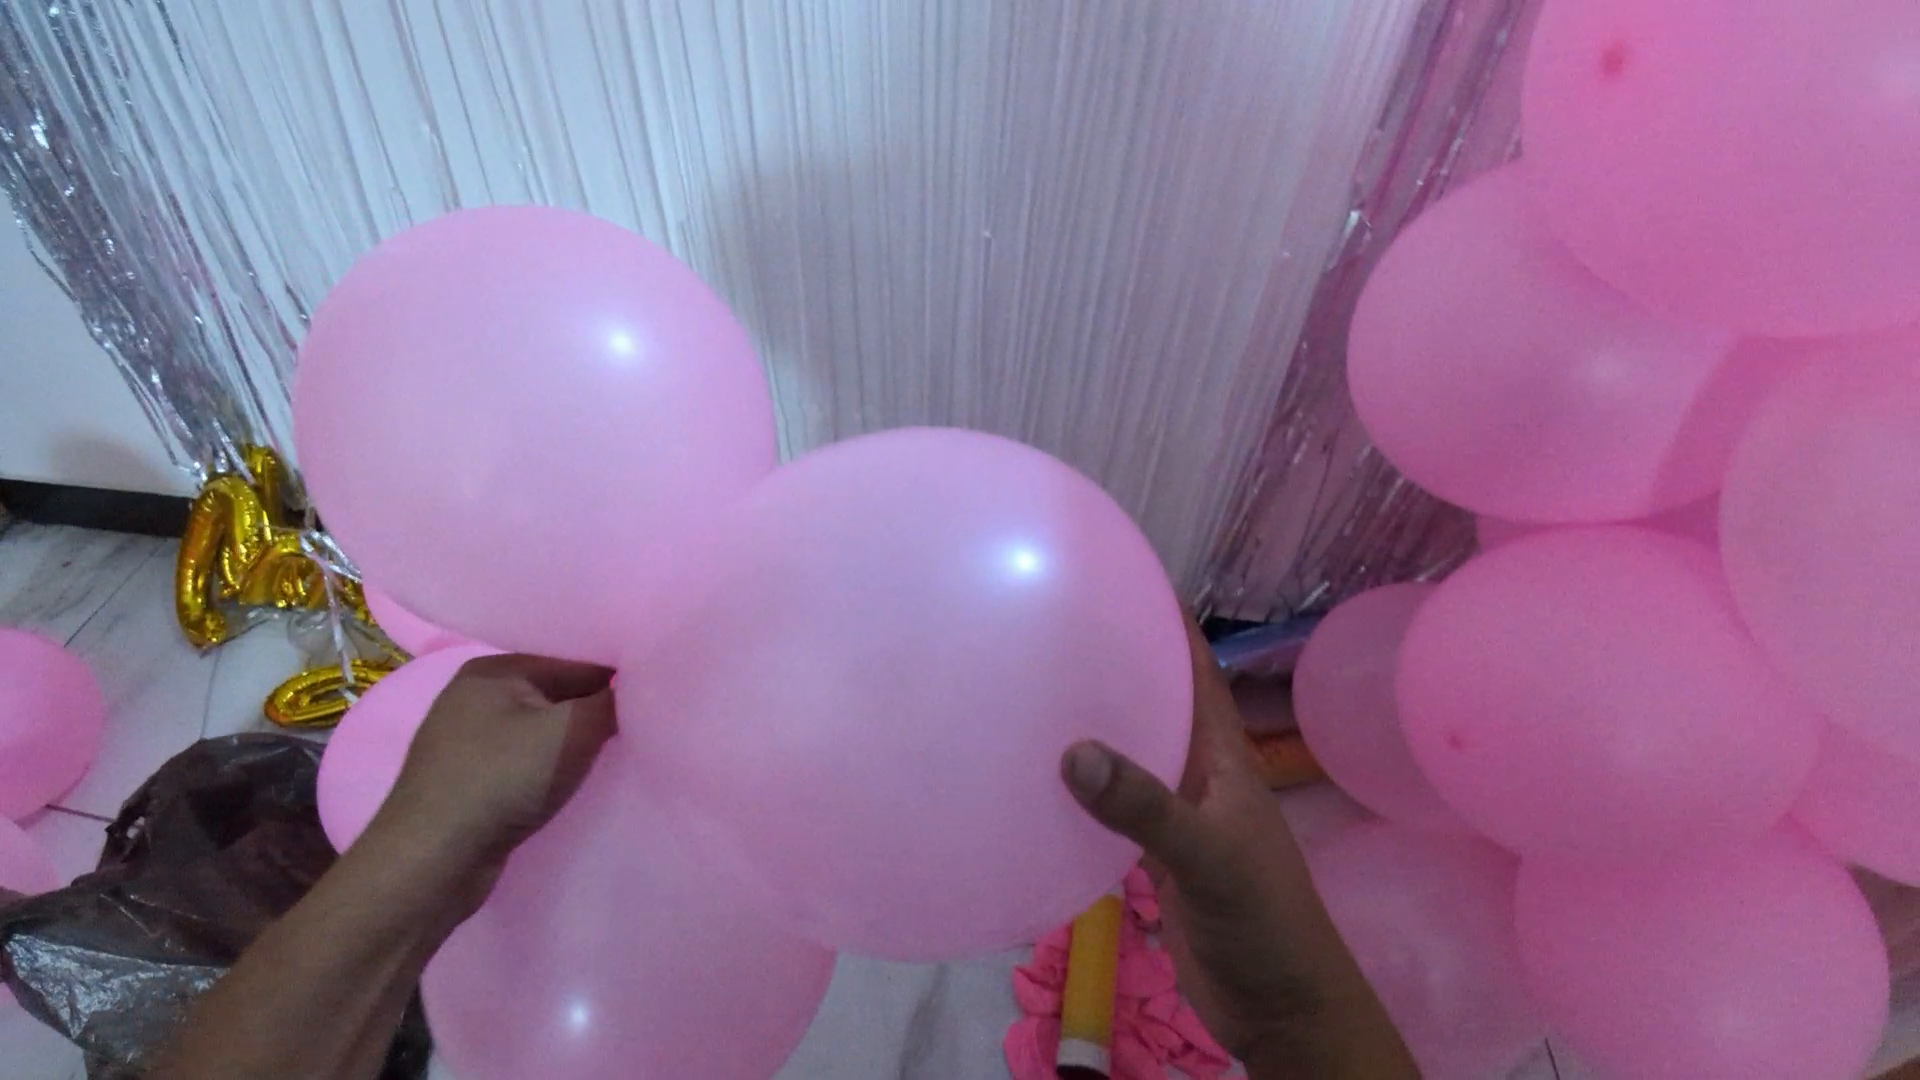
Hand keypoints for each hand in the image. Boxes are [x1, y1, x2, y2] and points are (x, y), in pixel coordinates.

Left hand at [365, 653, 616, 916]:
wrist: (429, 864)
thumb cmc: (502, 781)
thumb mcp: (572, 731)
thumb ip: (614, 700)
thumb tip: (642, 684)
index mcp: (495, 668)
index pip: (579, 661)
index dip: (620, 680)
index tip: (656, 700)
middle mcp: (476, 694)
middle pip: (562, 693)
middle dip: (598, 711)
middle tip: (642, 729)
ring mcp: (467, 738)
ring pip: (546, 728)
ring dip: (576, 742)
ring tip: (612, 756)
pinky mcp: (468, 777)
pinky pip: (527, 757)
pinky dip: (553, 766)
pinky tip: (573, 781)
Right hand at [1062, 622, 1415, 1078]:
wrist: (1280, 1007)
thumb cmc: (1262, 919)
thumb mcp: (1209, 856)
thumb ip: (1146, 807)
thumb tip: (1072, 752)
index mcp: (1222, 753)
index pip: (1196, 666)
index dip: (1169, 618)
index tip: (1125, 575)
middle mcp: (1198, 770)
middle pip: (1155, 699)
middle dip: (1117, 662)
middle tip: (1055, 627)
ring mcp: (1176, 811)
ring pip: (1132, 749)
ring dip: (1096, 723)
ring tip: (1036, 690)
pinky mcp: (1155, 852)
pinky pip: (1113, 803)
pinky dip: (1084, 787)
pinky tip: (1041, 778)